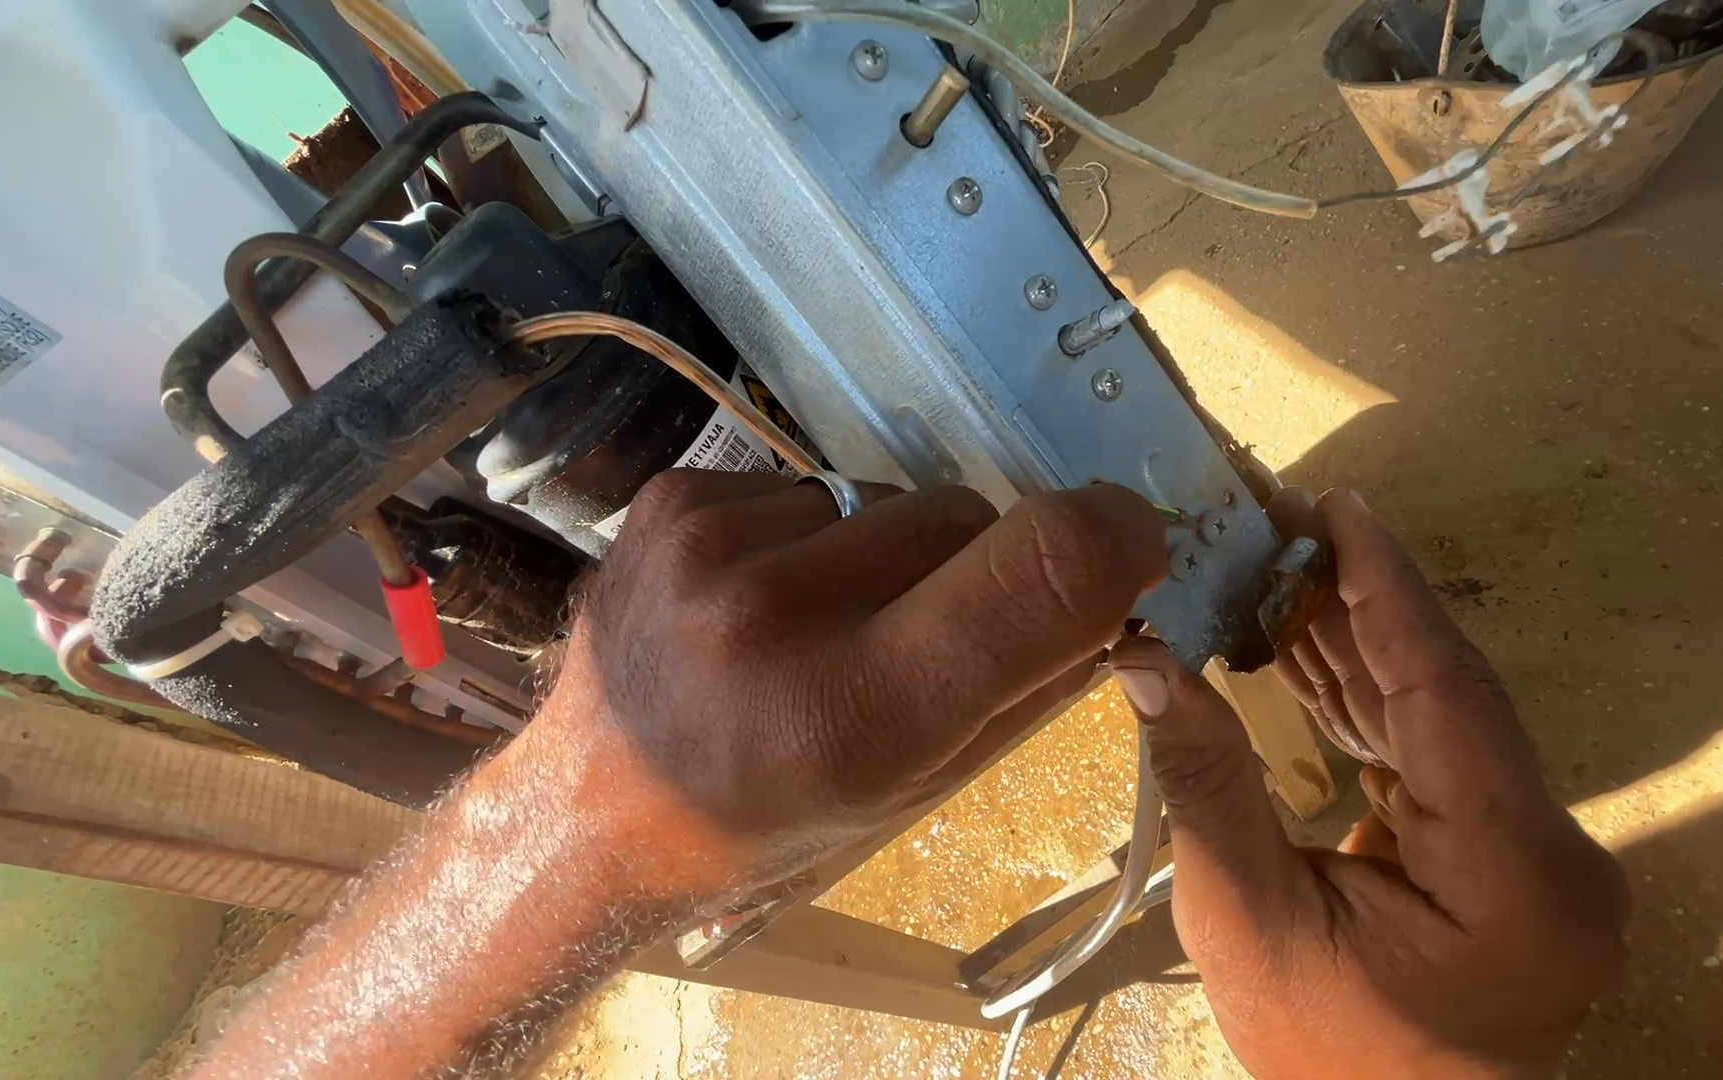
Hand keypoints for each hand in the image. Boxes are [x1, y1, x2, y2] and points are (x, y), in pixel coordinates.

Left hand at [543, 469, 1166, 886]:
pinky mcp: (673, 498)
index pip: (1038, 574)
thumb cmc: (769, 819)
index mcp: (856, 714)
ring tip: (819, 619)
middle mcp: (778, 616)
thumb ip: (1018, 684)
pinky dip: (811, 536)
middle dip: (975, 563)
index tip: (1125, 542)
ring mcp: (711, 545)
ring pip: (886, 499)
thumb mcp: (909, 788)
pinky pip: (808, 489)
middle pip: (962, 516)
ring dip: (886, 550)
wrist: (597, 808)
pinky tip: (758, 594)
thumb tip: (1105, 584)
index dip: (1111, 538)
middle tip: (918, 626)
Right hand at [1108, 488, 1627, 1078]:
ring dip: (1346, 632)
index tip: (1340, 507)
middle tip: (1283, 517)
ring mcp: (1520, 844)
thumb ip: (1204, 777)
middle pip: (1441, 686)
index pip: (1447, 692)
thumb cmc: (1317, 1044)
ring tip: (1274, 560)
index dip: (1387, 590)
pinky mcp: (1485, 845)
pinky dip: (1349, 684)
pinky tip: (1291, 636)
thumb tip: (1141, 657)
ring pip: (1426, 705)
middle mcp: (1545, 845)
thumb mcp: (1242, 912)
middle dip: (1356, 595)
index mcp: (1515, 872)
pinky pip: (1412, 739)